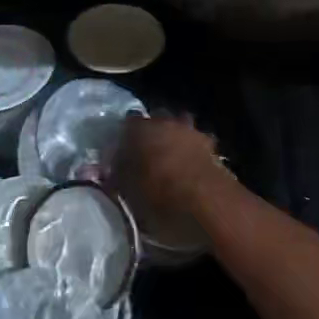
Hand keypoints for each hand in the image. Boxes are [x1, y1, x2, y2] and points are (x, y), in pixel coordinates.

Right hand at [114, 115, 225, 246]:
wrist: (204, 202)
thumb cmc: (158, 196)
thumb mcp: (127, 193)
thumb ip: (116, 178)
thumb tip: (106, 172)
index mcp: (141, 129)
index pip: (129, 121)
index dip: (127, 134)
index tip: (124, 148)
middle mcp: (167, 122)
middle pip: (159, 117)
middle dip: (155, 129)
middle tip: (149, 149)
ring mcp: (192, 131)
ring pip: (182, 124)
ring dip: (178, 135)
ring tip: (173, 155)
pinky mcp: (212, 145)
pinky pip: (200, 141)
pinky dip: (195, 149)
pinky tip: (193, 163)